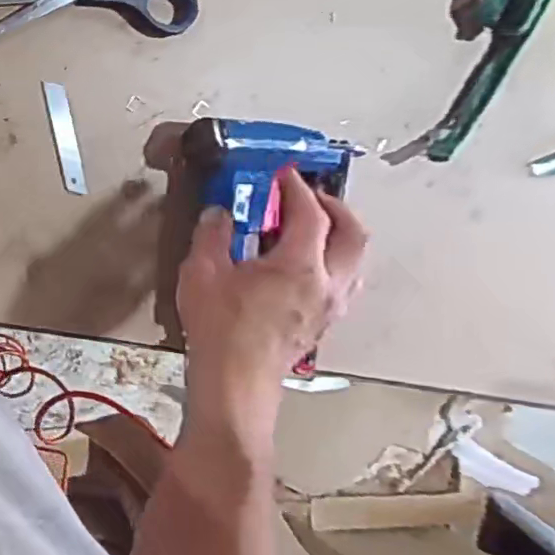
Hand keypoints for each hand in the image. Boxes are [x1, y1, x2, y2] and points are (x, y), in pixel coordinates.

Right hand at [176, 166, 367, 444]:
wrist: (235, 379)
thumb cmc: (220, 328)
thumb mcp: (201, 271)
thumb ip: (212, 235)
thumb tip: (219, 214)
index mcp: (299, 266)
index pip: (310, 214)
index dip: (296, 188)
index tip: (282, 174)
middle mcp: (326, 283)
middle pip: (351, 233)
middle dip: (332, 206)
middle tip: (305, 194)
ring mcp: (330, 305)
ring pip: (352, 258)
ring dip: (336, 233)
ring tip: (306, 225)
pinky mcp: (322, 321)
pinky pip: (341, 279)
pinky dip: (329, 258)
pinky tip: (299, 262)